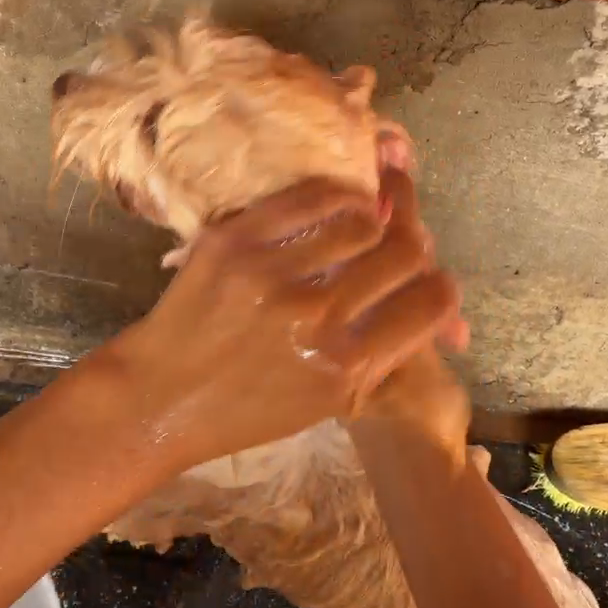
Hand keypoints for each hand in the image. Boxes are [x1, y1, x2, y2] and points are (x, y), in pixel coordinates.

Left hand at [90, 173, 460, 472]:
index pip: (431, 303)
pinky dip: (337, 196)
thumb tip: (445, 318)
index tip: (432, 285)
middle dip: (414, 249)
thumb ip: (386, 358)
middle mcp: (316, 317)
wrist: (162, 395)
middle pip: (404, 253)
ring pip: (362, 218)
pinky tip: (337, 206)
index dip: (443, 289)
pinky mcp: (236, 239)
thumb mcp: (328, 405)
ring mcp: (273, 272)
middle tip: (401, 248)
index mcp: (345, 366)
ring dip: (375, 221)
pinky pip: (310, 196)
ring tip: (366, 227)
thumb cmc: (248, 410)